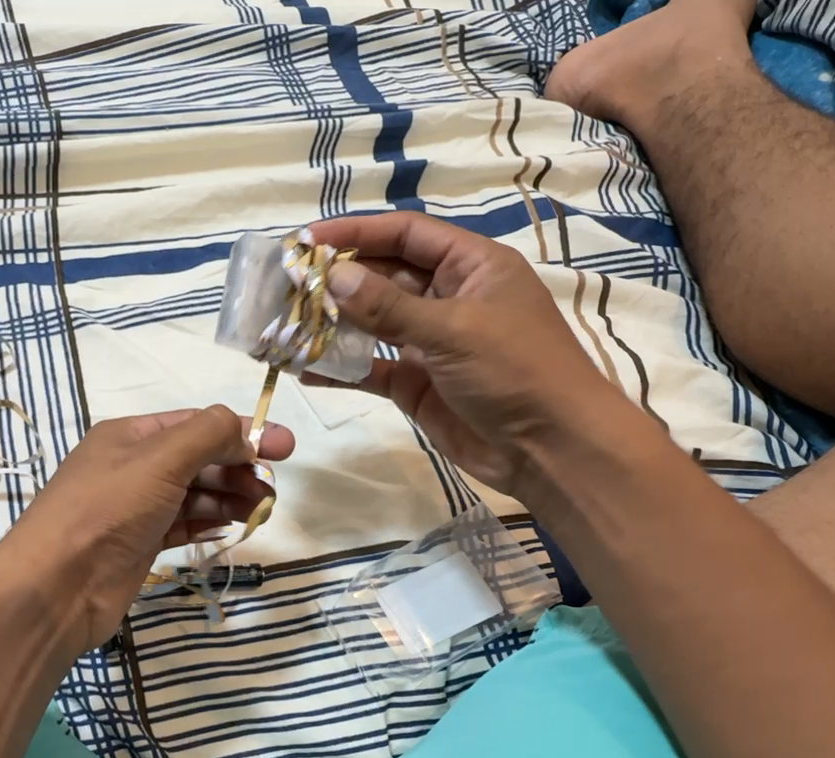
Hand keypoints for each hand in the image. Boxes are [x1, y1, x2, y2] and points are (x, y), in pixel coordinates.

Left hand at [0, 407, 294, 653]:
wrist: (56, 587)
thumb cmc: (106, 511)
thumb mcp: (159, 460)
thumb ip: (207, 436)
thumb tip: (244, 429)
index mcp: (129, 435)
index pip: (195, 424)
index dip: (241, 432)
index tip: (285, 447)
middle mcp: (131, 467)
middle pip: (197, 459)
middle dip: (238, 468)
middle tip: (273, 488)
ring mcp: (133, 509)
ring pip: (192, 494)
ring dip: (228, 496)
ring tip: (262, 509)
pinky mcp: (138, 545)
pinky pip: (182, 524)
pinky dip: (207, 521)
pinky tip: (231, 524)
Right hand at [305, 212, 641, 499]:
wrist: (548, 448)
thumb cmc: (515, 370)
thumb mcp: (453, 329)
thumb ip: (389, 306)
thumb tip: (334, 278)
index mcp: (472, 266)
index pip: (407, 234)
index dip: (359, 232)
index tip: (309, 240)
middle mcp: (448, 298)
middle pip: (384, 276)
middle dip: (338, 279)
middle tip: (287, 284)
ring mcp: (429, 343)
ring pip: (372, 323)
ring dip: (332, 323)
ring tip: (286, 323)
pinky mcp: (415, 384)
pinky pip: (369, 368)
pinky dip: (339, 368)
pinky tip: (304, 368)